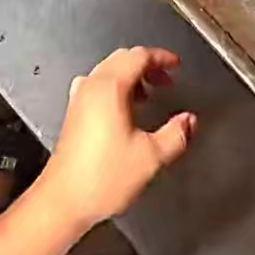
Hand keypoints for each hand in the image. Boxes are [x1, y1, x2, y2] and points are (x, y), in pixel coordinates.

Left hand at [32, 46, 196, 230]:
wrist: (64, 199)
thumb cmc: (105, 176)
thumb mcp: (151, 156)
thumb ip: (176, 134)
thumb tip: (190, 120)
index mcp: (109, 87)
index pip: (137, 56)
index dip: (160, 57)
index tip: (176, 65)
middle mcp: (91, 85)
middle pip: (121, 58)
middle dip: (147, 65)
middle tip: (166, 80)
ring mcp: (79, 97)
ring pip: (108, 70)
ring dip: (131, 76)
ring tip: (149, 94)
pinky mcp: (74, 112)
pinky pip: (98, 85)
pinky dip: (116, 87)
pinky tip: (126, 109)